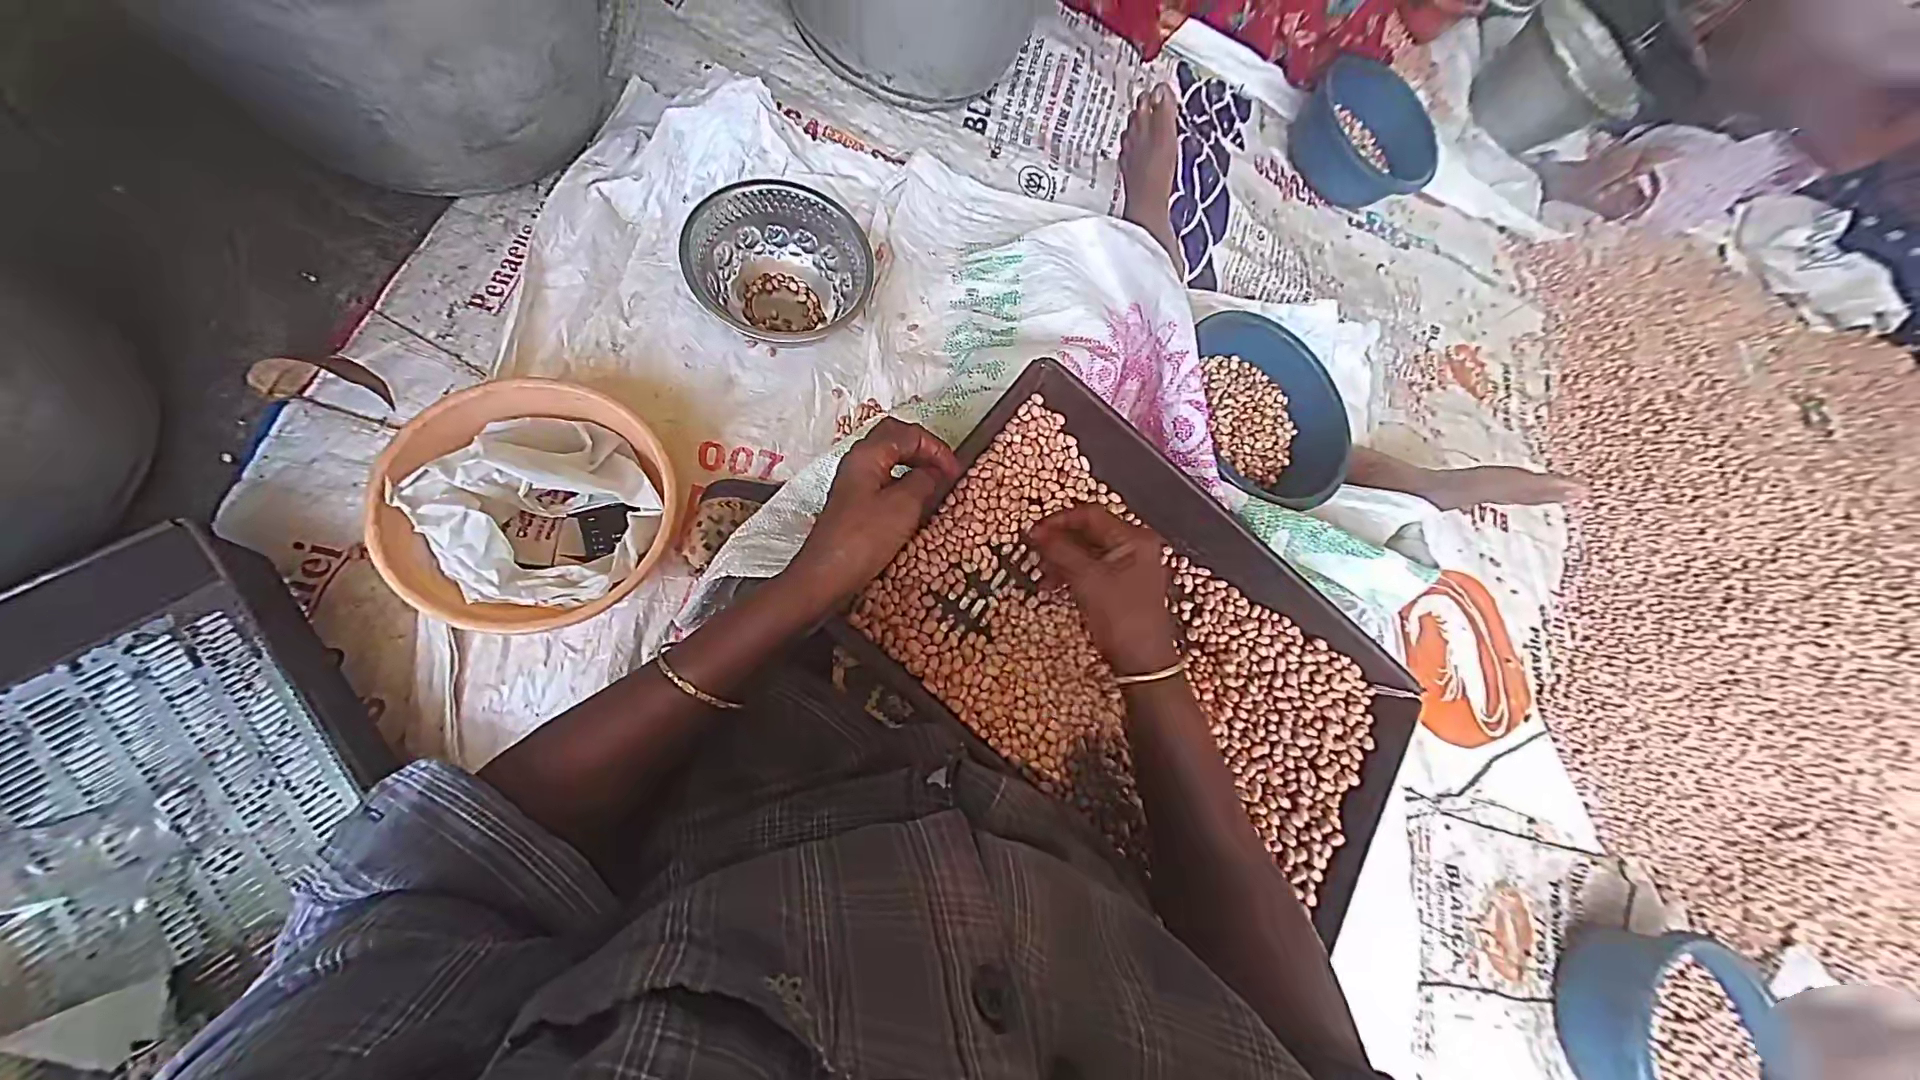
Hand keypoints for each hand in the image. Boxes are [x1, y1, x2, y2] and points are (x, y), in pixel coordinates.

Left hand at [787, 418, 959, 608]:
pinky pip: (884, 483)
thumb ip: (924, 481)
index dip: (936, 448)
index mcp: (867, 455)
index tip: (955, 471)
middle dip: (924, 449)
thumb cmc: (864, 539)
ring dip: (914, 466)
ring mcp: (854, 485)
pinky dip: (904, 485)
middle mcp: (857, 463)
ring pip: (888, 461)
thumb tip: (936, 471)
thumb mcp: (904, 506)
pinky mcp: (854, 506)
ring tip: (935, 484)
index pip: (908, 433)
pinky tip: (915, 504)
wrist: (827, 576)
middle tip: (945, 469)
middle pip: (895, 439)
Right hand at [1028, 504, 1179, 676]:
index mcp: (1134, 539)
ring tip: (1041, 571)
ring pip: (1088, 551)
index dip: (1058, 520)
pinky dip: (1072, 573)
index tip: (1034, 532)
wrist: (1143, 663)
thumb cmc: (1121, 619)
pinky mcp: (1123, 585)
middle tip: (1034, 550)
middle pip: (1089, 532)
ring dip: (1062, 558)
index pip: (1090, 515)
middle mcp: (1135, 547)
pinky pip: (1092, 568)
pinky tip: (1053, 584)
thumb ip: (1060, 551)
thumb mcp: (1087, 580)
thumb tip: (1037, 533)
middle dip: (1059, 541)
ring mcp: (1130, 566)